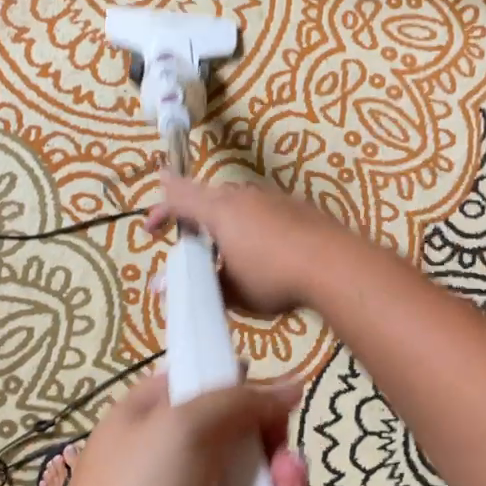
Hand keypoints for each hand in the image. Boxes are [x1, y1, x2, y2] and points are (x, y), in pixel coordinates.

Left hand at [13, 372, 312, 485]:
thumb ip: (237, 401)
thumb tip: (290, 384)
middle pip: (247, 430)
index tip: (273, 401)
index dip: (244, 385)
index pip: (207, 379)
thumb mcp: (178, 430)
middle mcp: (179, 456)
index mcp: (154, 415)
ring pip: (264, 479)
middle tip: (282, 463)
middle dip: (275, 443)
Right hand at [145, 171, 362, 316]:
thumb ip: (197, 285)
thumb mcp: (230, 291)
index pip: (179, 197)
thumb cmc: (273, 278)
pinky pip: (263, 213)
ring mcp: (273, 198)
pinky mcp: (297, 208)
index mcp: (219, 210)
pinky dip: (253, 229)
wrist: (335, 265)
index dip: (161, 210)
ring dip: (226, 225)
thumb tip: (160, 288)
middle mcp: (243, 195)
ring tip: (227, 254)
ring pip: (238, 204)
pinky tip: (263, 254)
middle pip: (209, 198)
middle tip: (190, 245)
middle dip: (194, 219)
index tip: (151, 229)